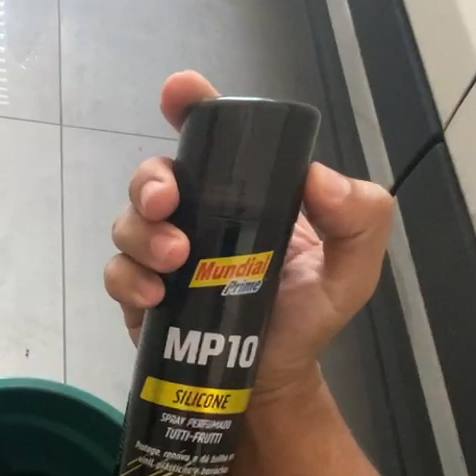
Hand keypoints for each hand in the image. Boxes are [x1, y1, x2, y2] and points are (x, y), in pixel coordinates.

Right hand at [102, 71, 396, 409]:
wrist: (264, 382)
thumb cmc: (306, 321)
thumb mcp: (352, 269)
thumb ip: (359, 218)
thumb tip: (316, 178)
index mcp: (245, 197)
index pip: (215, 142)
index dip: (192, 109)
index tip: (177, 93)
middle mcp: (197, 218)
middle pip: (154, 177)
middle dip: (151, 181)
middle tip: (167, 204)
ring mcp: (162, 258)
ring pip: (128, 223)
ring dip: (142, 233)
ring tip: (174, 262)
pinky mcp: (139, 296)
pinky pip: (116, 274)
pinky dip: (127, 278)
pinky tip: (153, 296)